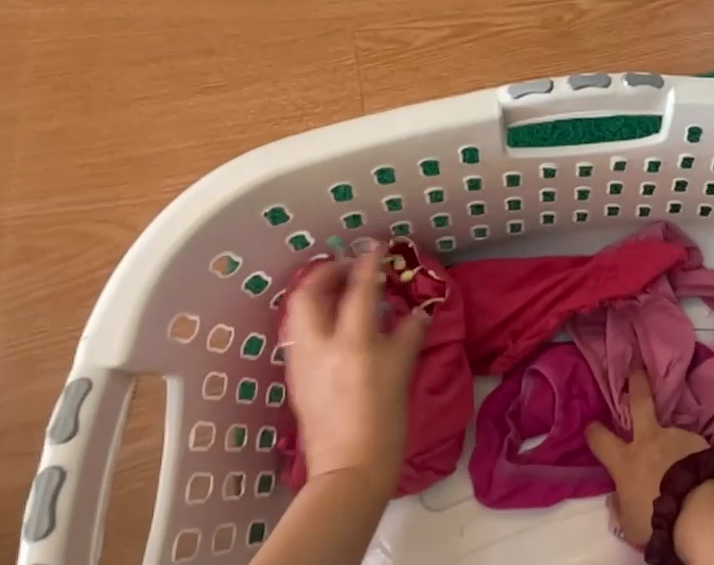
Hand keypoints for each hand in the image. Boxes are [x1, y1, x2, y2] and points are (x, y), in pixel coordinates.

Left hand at [283, 245, 429, 494]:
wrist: (351, 466)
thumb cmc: (384, 419)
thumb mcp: (403, 369)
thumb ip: (409, 332)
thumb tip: (416, 311)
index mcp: (352, 342)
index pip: (358, 289)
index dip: (368, 262)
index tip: (378, 246)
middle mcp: (320, 346)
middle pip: (308, 293)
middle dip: (326, 272)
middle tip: (350, 267)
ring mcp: (302, 363)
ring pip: (299, 313)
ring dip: (318, 293)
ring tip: (342, 292)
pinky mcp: (296, 378)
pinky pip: (301, 334)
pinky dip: (316, 317)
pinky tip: (335, 324)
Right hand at [584, 370, 709, 546]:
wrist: (696, 507)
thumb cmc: (655, 517)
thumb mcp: (629, 523)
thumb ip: (620, 507)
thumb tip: (615, 498)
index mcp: (625, 461)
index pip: (601, 440)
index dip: (593, 431)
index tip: (591, 425)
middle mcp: (649, 440)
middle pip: (640, 402)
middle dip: (636, 381)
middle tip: (636, 363)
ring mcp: (674, 436)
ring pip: (669, 432)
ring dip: (671, 442)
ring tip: (680, 463)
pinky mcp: (697, 440)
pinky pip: (689, 446)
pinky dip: (689, 455)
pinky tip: (695, 468)